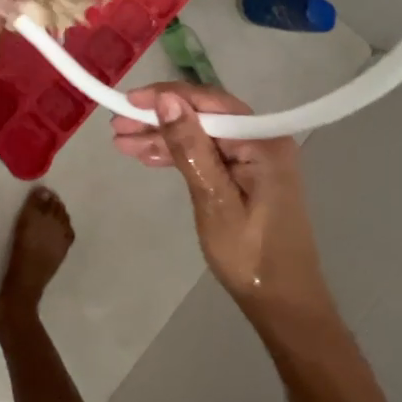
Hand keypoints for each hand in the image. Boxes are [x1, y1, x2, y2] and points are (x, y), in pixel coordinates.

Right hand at [112, 83, 331, 315]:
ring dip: (163, 137)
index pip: (209, 102)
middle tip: (117, 125)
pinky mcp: (247, 176)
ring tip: (122, 142)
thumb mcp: (214, 201)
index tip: (128, 101)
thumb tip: (166, 100)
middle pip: (203, 116)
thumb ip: (191, 148)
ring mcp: (255, 159)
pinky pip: (208, 153)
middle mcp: (262, 141)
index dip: (166, 97)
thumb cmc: (251, 256)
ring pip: (201, 135)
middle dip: (159, 118)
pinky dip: (179, 154)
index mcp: (262, 142)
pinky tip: (149, 156)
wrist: (284, 304)